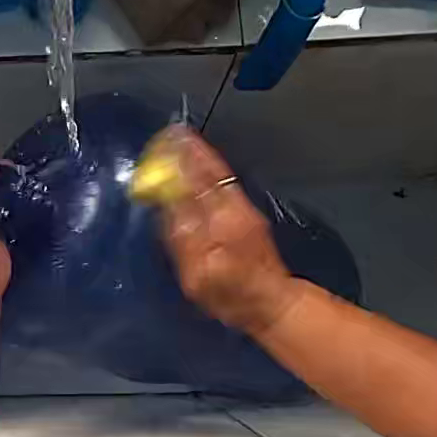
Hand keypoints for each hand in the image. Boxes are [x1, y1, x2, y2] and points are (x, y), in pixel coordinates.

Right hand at [152, 126, 301, 334]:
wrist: (272, 303)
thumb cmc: (231, 295)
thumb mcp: (199, 274)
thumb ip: (184, 238)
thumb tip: (168, 203)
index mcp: (221, 221)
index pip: (194, 183)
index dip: (178, 162)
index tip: (164, 143)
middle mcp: (233, 209)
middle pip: (208, 174)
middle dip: (190, 152)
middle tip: (173, 133)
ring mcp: (243, 211)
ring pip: (218, 177)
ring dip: (201, 158)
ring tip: (184, 142)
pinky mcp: (248, 217)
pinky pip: (224, 185)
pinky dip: (211, 171)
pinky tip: (202, 167)